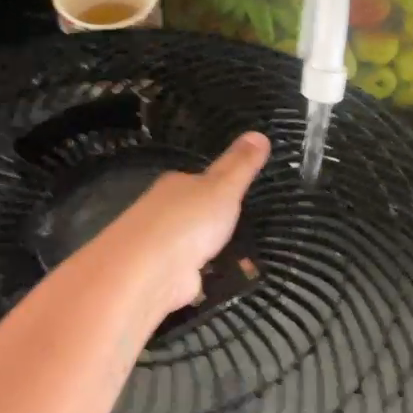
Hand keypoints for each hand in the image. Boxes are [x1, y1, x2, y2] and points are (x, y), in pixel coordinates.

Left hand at [90, 131, 270, 313]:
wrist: (152, 270)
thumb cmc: (188, 220)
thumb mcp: (223, 186)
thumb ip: (241, 165)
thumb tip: (260, 133)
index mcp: (176, 186)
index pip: (199, 181)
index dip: (222, 187)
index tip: (246, 195)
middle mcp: (165, 214)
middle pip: (200, 216)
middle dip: (223, 225)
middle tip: (257, 230)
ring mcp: (166, 248)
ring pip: (200, 247)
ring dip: (223, 254)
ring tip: (254, 260)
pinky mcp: (171, 278)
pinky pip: (201, 275)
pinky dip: (217, 277)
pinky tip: (237, 280)